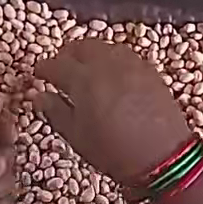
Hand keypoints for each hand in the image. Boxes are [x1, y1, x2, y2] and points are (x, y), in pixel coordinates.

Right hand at [32, 40, 193, 186]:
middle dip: (66, 55)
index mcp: (83, 80)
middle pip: (80, 47)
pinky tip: (110, 75)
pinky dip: (111, 59)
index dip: (43, 69)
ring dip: (89, 54)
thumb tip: (39, 96)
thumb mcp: (77, 136)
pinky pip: (124, 55)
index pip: (55, 65)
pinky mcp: (149, 70)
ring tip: (84, 70)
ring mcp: (130, 64)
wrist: (164, 156)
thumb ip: (56, 112)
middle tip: (60, 70)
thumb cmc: (114, 151)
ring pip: (103, 47)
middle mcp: (106, 64)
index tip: (38, 75)